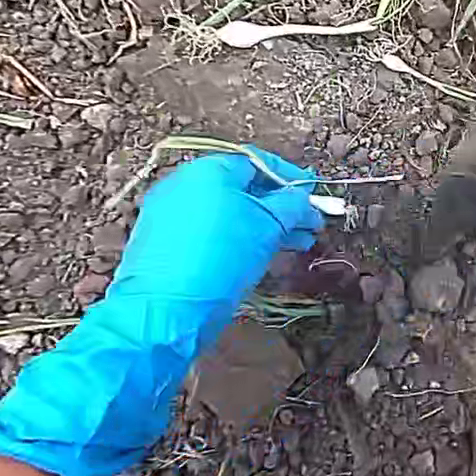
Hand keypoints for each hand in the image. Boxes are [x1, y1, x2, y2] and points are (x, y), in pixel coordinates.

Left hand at [0, 150, 322, 475]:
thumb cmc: (220, 260)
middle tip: (308, 226)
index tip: (313, 195)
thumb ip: (292, 206)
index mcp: (208, 171)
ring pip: (229, 211)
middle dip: (281, 206)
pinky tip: (261, 255)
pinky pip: (211, 230)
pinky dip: (239, 237)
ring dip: (265, 224)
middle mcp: (185, 185)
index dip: (290, 177)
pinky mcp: (166, 242)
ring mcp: (171, 213)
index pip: (256, 162)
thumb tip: (304, 199)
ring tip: (294, 244)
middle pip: (243, 187)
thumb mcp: (267, 227)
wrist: (163, 313)